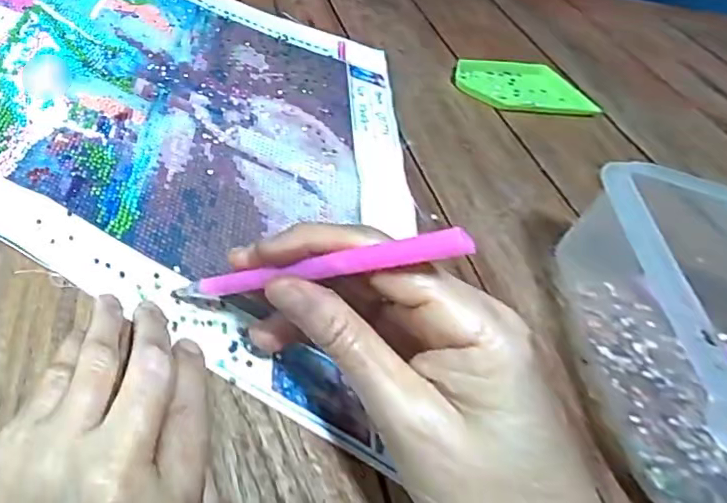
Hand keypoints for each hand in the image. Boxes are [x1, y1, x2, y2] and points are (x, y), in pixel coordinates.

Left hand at [0, 295, 208, 502]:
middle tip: (154, 310)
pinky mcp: (17, 439)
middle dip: (152, 337)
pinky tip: (76, 334)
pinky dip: (68, 349)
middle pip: (145, 379)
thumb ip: (175, 485)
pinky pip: (52, 378)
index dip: (192, 377)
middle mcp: (115, 466)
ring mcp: (60, 446)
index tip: (190, 347)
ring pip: (94, 364)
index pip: (188, 420)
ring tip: (113, 303)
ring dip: (106, 327)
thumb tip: (180, 417)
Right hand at [234, 224, 596, 502]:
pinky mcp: (429, 352)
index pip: (380, 255)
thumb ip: (343, 339)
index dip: (313, 247)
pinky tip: (282, 338)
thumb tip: (280, 281)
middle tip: (241, 270)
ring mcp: (444, 330)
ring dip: (304, 302)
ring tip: (253, 315)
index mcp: (472, 317)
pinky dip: (324, 330)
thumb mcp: (406, 415)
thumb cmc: (485, 492)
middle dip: (300, 268)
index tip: (258, 254)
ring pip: (358, 294)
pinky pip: (367, 325)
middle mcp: (459, 308)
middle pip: (365, 267)